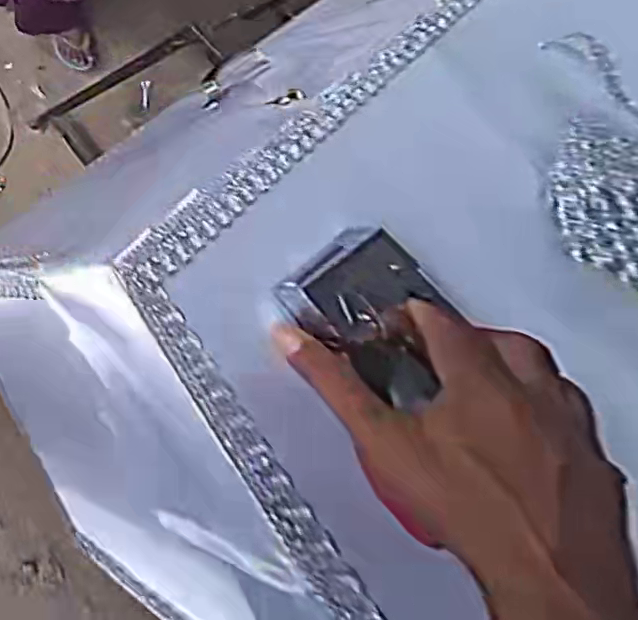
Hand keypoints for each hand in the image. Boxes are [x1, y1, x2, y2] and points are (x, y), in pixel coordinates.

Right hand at [280, 302, 637, 619]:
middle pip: (511, 344)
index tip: (391, 320)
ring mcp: (575, 439)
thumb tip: (293, 340)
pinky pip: (578, 424)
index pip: (446, 325)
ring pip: (552, 382)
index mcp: (482, 387)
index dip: (412, 315)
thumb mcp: (377, 436)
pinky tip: (519, 432)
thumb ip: (333, 381)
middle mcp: (537, 405)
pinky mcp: (598, 473)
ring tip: (477, 379)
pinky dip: (544, 413)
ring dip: (513, 370)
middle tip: (436, 342)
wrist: (548, 577)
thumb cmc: (469, 508)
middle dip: (470, 335)